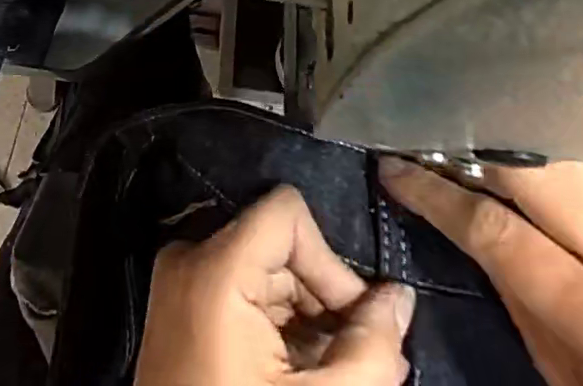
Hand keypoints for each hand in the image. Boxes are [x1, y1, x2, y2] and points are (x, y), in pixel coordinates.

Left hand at [135, 185, 416, 385]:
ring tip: (335, 368)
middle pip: (282, 245)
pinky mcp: (181, 308)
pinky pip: (245, 290)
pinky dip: (280, 324)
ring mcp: (181, 282)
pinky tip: (300, 369)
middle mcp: (190, 258)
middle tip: (359, 354)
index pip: (289, 212)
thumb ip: (373, 344)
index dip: (330, 262)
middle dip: (326, 299)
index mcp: (215, 267)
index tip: (353, 320)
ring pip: (269, 269)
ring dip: (309, 317)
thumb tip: (401, 297)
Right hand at [379, 158, 582, 385]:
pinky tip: (523, 170)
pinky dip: (553, 170)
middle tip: (427, 141)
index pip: (503, 234)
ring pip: (574, 164)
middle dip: (474, 148)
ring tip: (465, 145)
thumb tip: (469, 226)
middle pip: (542, 174)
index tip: (400, 171)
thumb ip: (521, 302)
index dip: (439, 196)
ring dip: (512, 149)